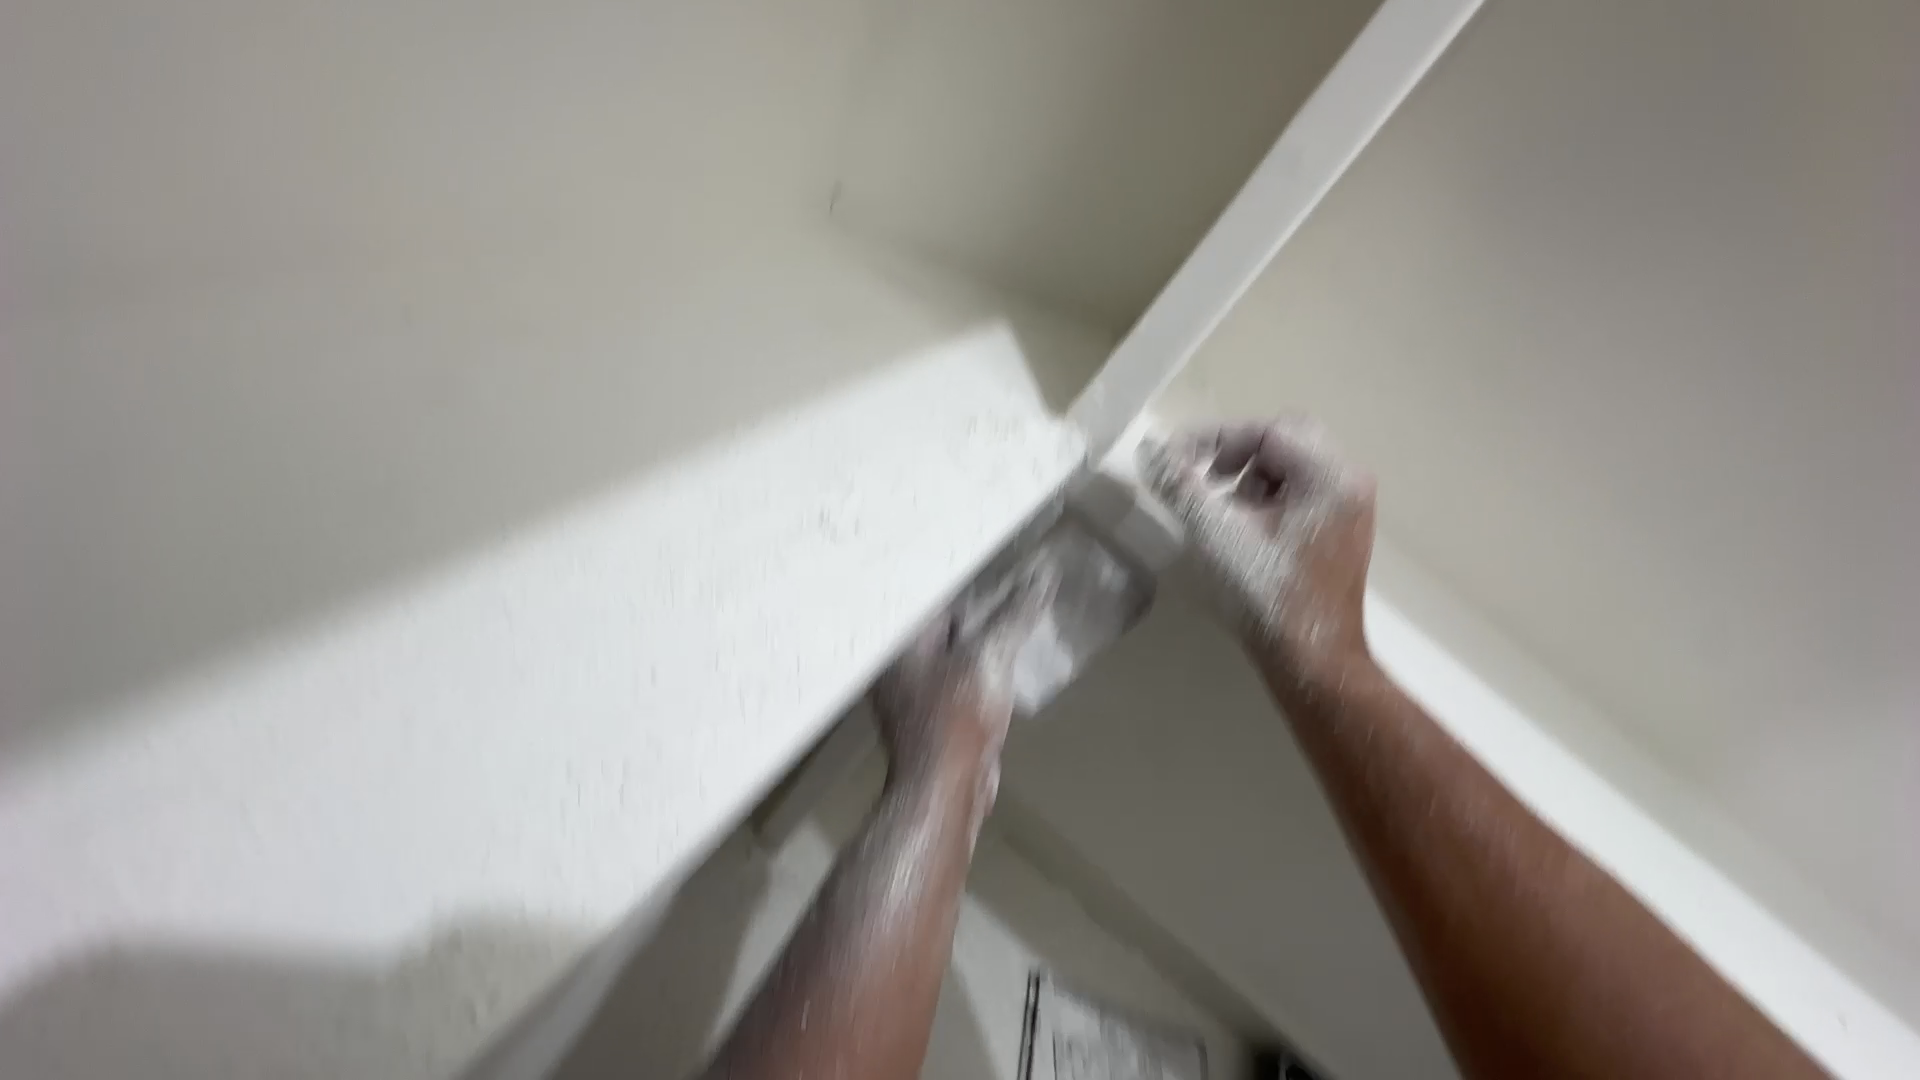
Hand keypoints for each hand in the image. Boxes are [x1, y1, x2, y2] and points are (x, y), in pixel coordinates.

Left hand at [871, 564, 1058, 797]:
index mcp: (901, 640)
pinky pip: (963, 673)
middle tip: (1015, 578)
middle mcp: (900, 660)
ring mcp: (916, 688)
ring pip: (955, 647)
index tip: (997, 555)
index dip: (966, 574)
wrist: (947, 789)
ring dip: (984, 635)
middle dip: (978, 604)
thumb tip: (1044, 575)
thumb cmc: (958, 717)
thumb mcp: (990, 656)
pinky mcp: (936, 710)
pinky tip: (1009, 654)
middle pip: (943, 619)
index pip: (932, 592)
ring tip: (1019, 610)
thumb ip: (1015, 615)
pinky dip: (983, 663)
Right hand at [1141, 417, 1376, 690]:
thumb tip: (1151, 448)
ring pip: (1291, 463)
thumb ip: (1181, 484)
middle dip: (1235, 454)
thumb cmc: (1265, 594)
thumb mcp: (1216, 534)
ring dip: (1249, 475)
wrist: (1309, 660)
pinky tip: (1243, 529)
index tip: (1173, 460)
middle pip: (1284, 438)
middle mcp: (1348, 481)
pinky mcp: (1338, 528)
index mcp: (1329, 476)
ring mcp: (1348, 506)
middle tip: (1204, 481)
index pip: (1266, 431)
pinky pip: (1298, 489)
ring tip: (1222, 512)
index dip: (1213, 439)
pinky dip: (1265, 496)